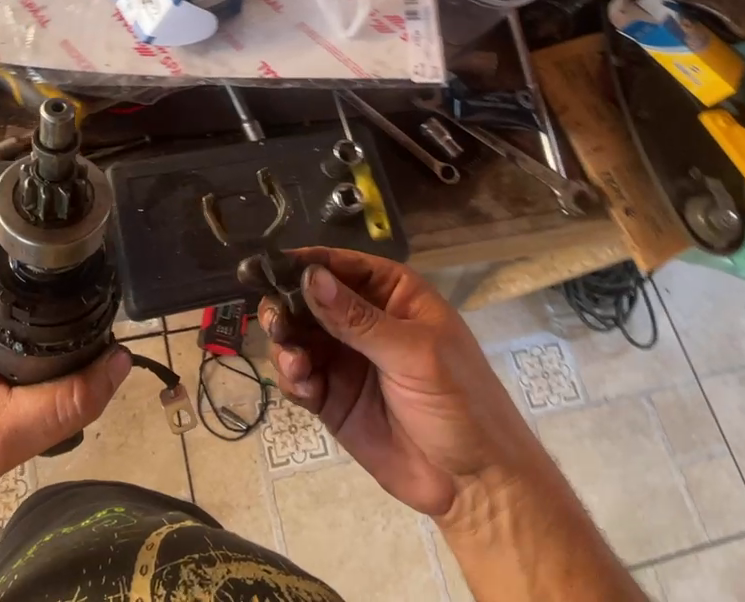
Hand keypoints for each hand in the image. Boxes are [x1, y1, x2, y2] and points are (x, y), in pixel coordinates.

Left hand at [0, 214, 131, 516]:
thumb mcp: (5, 431)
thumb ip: (68, 400)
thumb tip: (122, 361)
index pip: (0, 226)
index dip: (43, 227)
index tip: (86, 239)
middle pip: (6, 242)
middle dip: (50, 251)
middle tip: (95, 270)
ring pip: (3, 266)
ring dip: (39, 274)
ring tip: (85, 290)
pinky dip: (26, 296)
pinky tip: (58, 317)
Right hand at [261, 248, 536, 517]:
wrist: (475, 482)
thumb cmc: (459, 402)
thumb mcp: (414, 354)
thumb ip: (357, 319)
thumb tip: (310, 277)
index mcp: (393, 295)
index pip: (342, 265)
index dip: (306, 262)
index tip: (269, 266)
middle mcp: (364, 320)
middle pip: (309, 299)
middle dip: (286, 305)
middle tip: (274, 322)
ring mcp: (345, 359)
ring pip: (297, 336)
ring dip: (286, 343)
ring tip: (295, 362)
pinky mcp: (332, 397)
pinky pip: (299, 377)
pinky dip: (292, 377)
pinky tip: (304, 387)